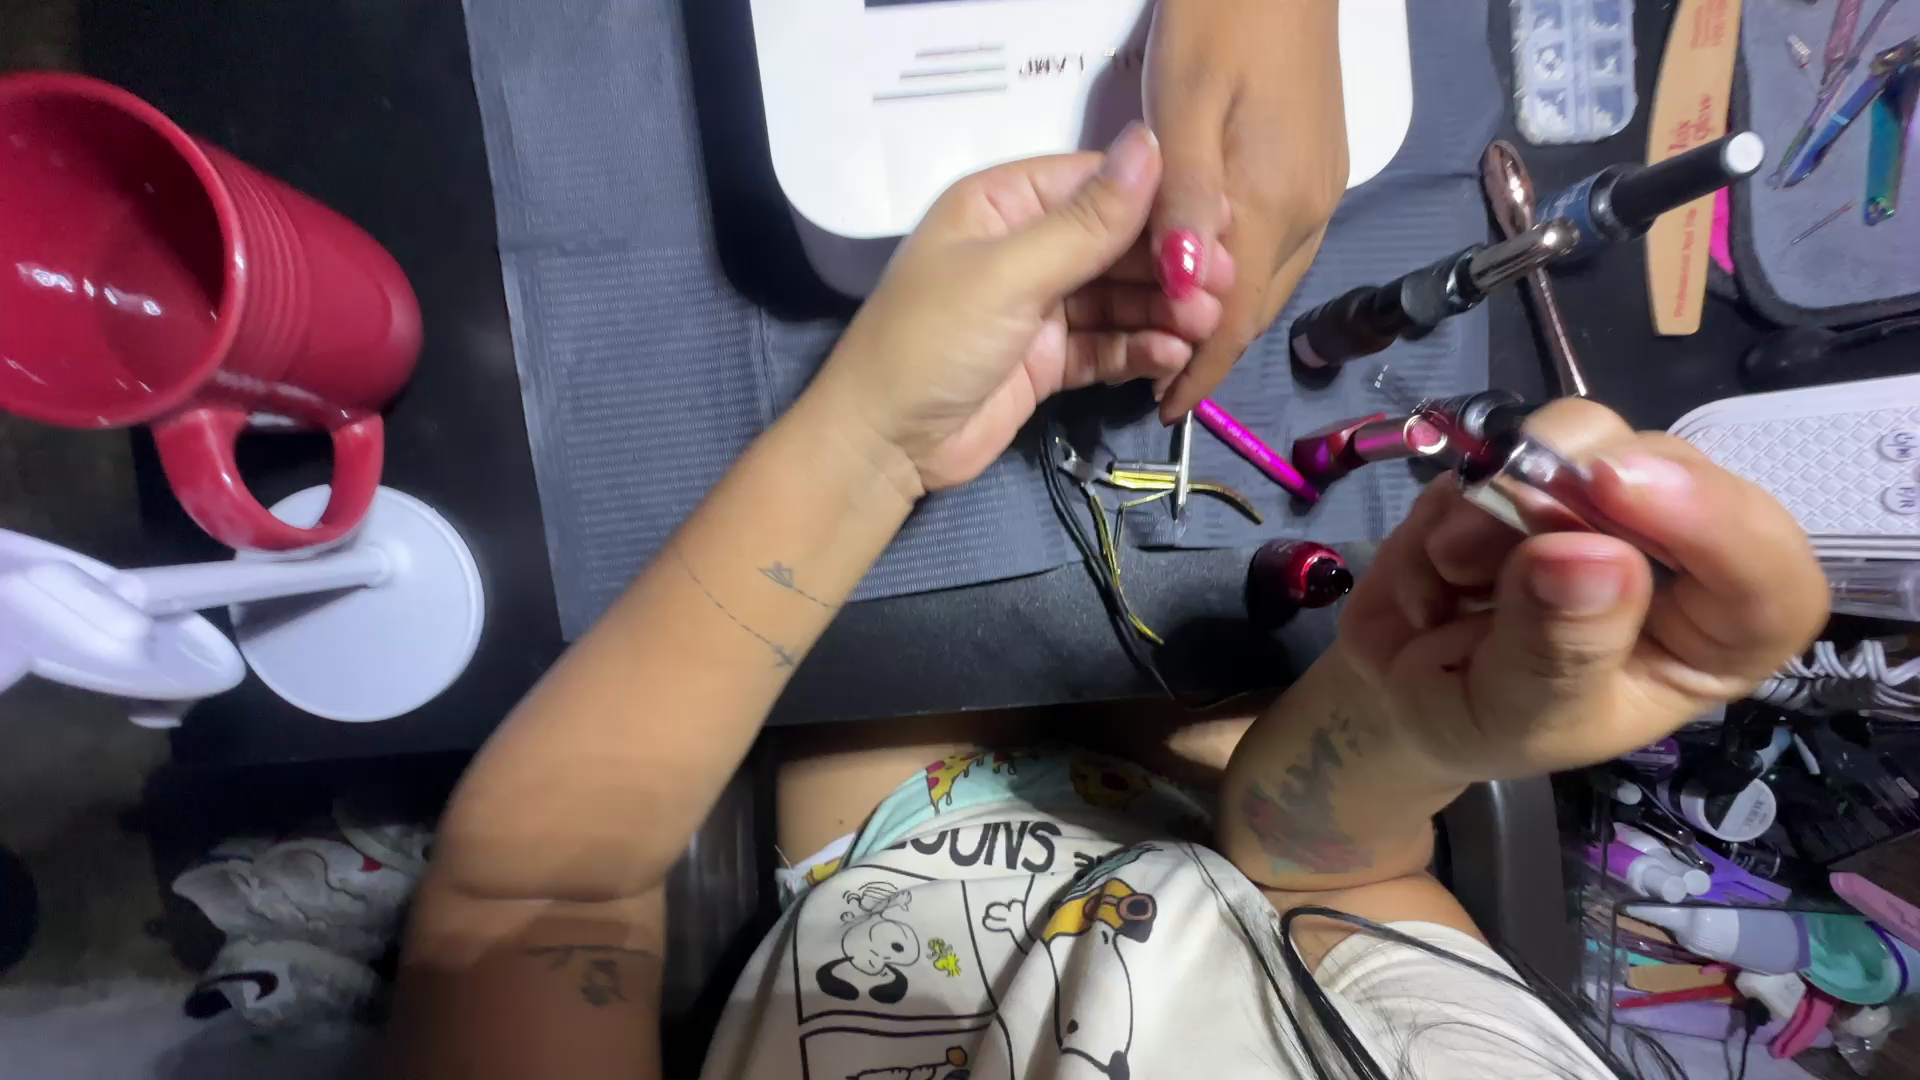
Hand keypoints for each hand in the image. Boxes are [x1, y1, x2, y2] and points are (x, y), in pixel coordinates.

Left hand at [810, 123, 1234, 493]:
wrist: (887, 444)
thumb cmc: (931, 343)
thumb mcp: (1006, 275)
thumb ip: (1083, 223)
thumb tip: (1152, 142)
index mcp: (1003, 204)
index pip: (1097, 185)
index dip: (1158, 203)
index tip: (1215, 224)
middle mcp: (1026, 248)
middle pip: (1114, 245)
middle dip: (1167, 266)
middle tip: (1221, 288)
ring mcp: (1038, 308)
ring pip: (1116, 299)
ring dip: (1161, 312)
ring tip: (1202, 328)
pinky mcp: (1048, 360)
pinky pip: (1104, 346)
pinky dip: (1137, 351)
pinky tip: (1169, 357)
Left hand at [1145, 0, 1348, 422]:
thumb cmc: (1218, 17)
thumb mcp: (1184, 106)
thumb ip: (1182, 201)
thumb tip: (1184, 289)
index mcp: (1271, 200)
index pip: (1235, 313)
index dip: (1201, 368)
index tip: (1168, 408)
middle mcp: (1303, 209)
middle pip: (1251, 307)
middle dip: (1207, 354)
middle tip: (1162, 388)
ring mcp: (1310, 193)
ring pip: (1257, 285)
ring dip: (1216, 325)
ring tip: (1170, 356)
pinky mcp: (1305, 177)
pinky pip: (1263, 256)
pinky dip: (1230, 287)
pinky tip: (1196, 295)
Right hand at [1337, 399, 1827, 781]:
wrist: (1384, 693)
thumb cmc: (1468, 722)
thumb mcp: (1514, 712)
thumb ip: (1555, 648)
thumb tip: (1590, 556)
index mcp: (1699, 641)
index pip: (1761, 577)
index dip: (1710, 523)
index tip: (1614, 487)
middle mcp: (1657, 561)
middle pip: (1663, 470)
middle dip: (1568, 486)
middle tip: (1480, 535)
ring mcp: (1577, 514)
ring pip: (1573, 440)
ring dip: (1490, 497)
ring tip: (1448, 567)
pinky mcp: (1506, 488)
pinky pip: (1482, 461)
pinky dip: (1442, 507)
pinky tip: (1429, 564)